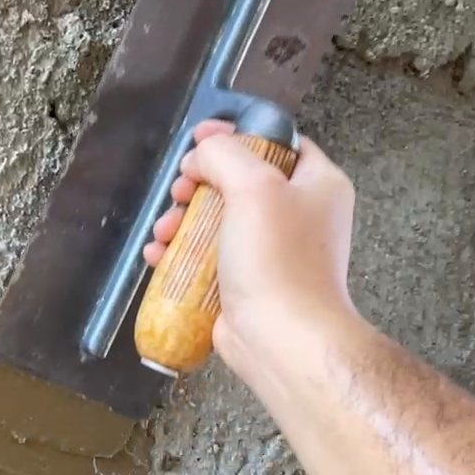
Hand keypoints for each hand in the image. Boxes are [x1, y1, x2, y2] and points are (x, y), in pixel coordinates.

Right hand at [141, 119, 360, 384]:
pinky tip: (157, 256)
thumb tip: (201, 156)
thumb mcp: (254, 189)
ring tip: (162, 231)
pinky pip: (206, 258)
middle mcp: (298, 216)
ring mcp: (270, 253)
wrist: (280, 338)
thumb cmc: (276, 261)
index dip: (238, 135)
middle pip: (239, 183)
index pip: (279, 143)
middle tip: (179, 191)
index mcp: (317, 186)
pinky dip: (179, 254)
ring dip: (181, 221)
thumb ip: (226, 156)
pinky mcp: (243, 283)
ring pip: (216, 221)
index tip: (200, 137)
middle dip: (199, 185)